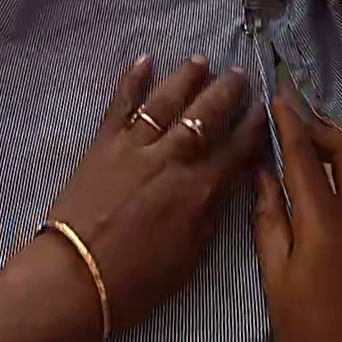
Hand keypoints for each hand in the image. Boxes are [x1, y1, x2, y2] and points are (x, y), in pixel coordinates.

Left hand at [40, 55, 266, 335]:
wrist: (76, 277)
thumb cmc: (136, 280)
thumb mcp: (189, 258)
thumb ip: (210, 215)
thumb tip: (226, 184)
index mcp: (197, 190)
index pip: (235, 151)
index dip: (253, 127)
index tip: (264, 108)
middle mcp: (170, 159)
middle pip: (205, 115)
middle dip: (226, 92)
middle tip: (239, 73)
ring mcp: (135, 145)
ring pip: (166, 100)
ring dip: (185, 77)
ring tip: (200, 60)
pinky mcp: (104, 142)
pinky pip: (121, 103)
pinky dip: (132, 79)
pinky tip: (144, 60)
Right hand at [252, 84, 341, 341]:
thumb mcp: (276, 282)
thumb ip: (269, 222)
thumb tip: (261, 176)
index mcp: (326, 227)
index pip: (307, 157)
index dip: (291, 122)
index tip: (279, 97)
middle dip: (326, 129)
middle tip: (296, 128)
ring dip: (336, 159)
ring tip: (300, 164)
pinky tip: (317, 216)